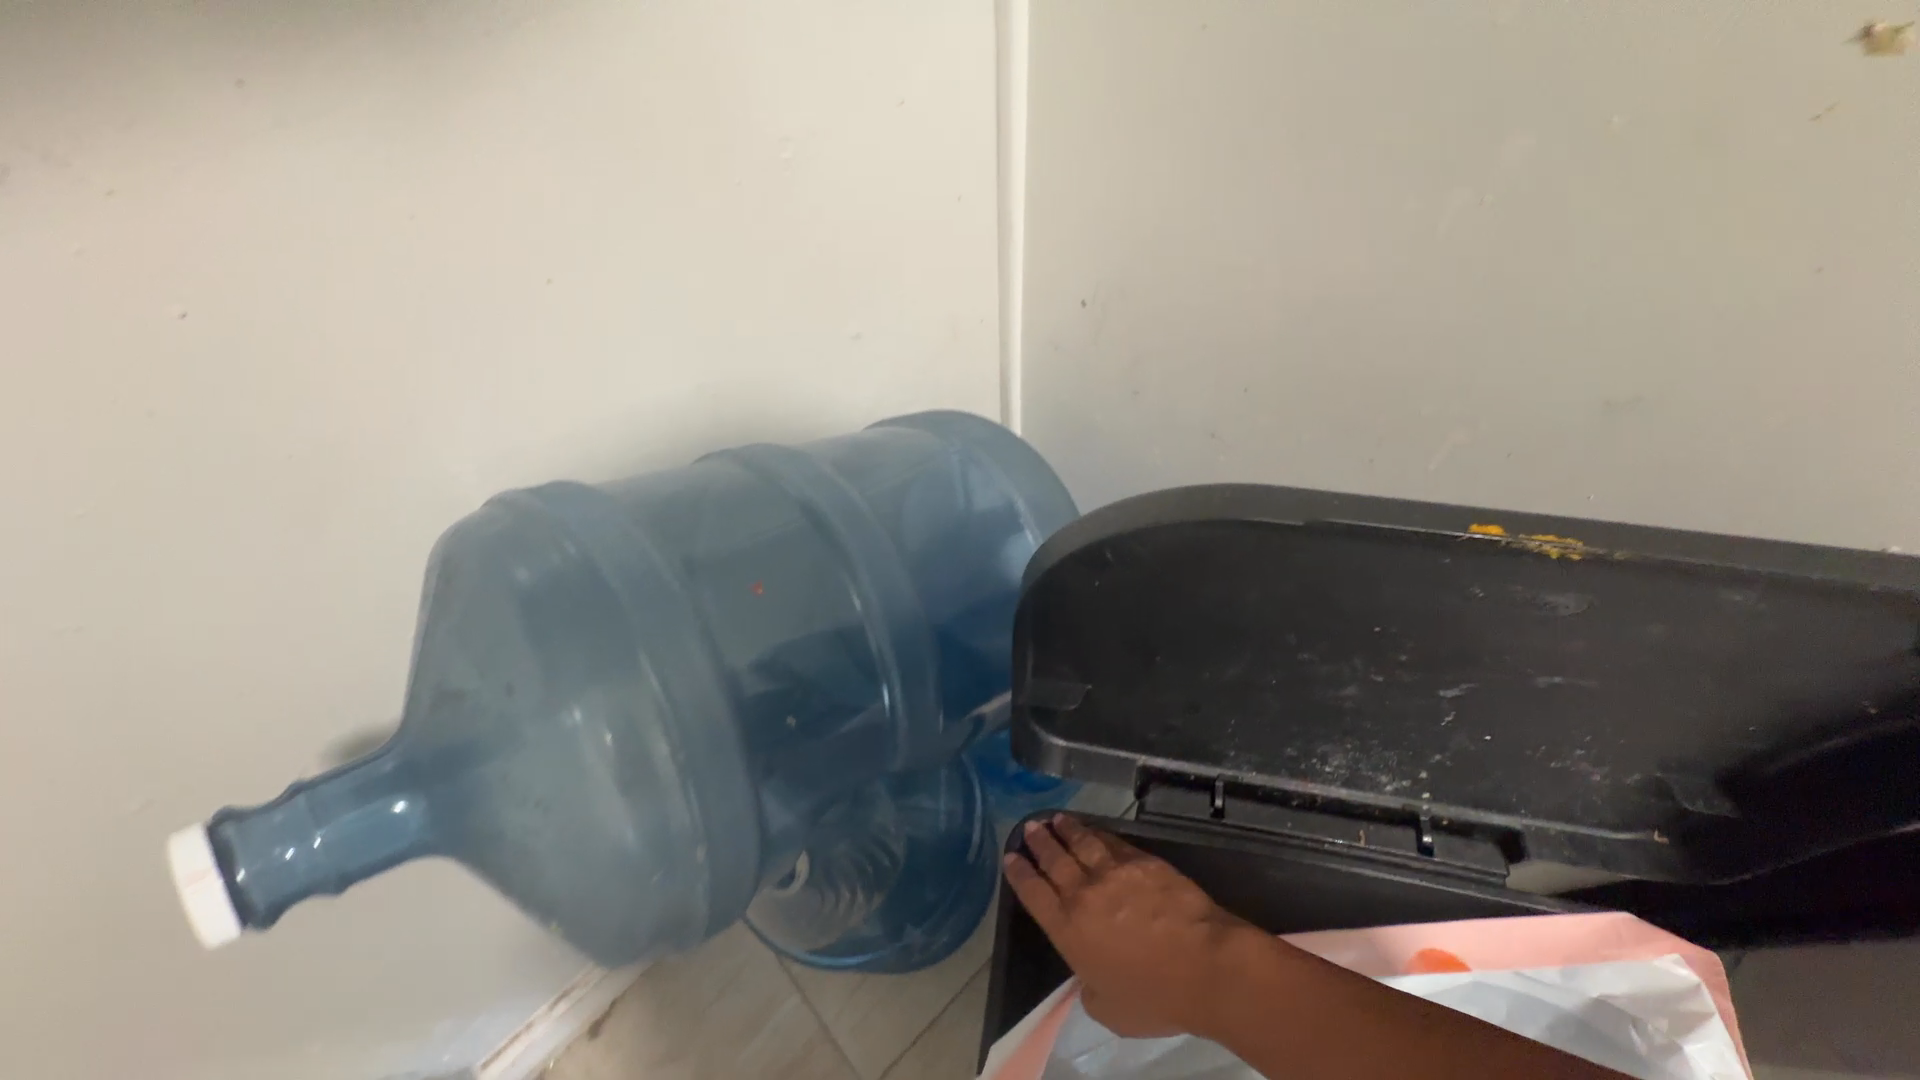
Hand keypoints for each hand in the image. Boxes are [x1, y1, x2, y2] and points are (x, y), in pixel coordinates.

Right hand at [1002, 815, 1275, 1037]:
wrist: (1204, 965)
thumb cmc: (1155, 997)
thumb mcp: (1107, 1008)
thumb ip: (1088, 986)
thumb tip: (1088, 975)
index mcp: (1066, 928)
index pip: (1032, 892)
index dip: (1019, 872)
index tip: (1011, 856)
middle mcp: (1082, 893)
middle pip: (1053, 859)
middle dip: (1039, 841)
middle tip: (1030, 827)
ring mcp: (1113, 872)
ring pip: (1081, 842)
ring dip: (1066, 829)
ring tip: (1056, 819)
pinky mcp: (1142, 861)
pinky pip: (1113, 842)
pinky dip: (1098, 833)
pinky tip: (1095, 830)